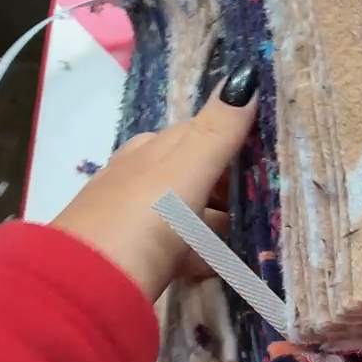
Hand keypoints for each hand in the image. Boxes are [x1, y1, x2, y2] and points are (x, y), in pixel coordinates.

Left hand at [50, 63, 256, 300]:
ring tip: (258, 232)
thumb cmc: (143, 220)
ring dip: (221, 219)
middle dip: (233, 182)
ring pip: (191, 211)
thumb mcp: (186, 171)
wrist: (87, 289)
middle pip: (198, 172)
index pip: (202, 131)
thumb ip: (218, 129)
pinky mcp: (140, 258)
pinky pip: (183, 247)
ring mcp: (140, 219)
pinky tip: (223, 265)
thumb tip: (246, 73)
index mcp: (153, 149)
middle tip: (275, 196)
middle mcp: (143, 177)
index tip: (275, 150)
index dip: (238, 136)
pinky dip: (205, 252)